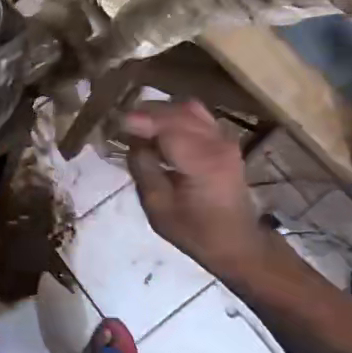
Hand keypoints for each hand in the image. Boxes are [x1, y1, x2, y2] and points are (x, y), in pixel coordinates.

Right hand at [122, 101, 266, 267]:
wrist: (238, 243)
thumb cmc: (195, 231)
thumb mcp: (157, 207)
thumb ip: (143, 168)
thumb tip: (133, 141)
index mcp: (202, 162)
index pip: (166, 127)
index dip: (138, 120)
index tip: (113, 122)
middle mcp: (217, 143)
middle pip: (176, 112)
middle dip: (145, 113)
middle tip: (121, 125)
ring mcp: (224, 140)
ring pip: (187, 108)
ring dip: (160, 112)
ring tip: (139, 125)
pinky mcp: (225, 141)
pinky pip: (197, 116)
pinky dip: (175, 116)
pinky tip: (160, 129)